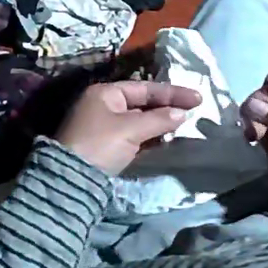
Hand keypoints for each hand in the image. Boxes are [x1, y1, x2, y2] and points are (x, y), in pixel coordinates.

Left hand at [55, 81, 203, 174]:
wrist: (71, 179)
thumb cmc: (101, 144)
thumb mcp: (131, 129)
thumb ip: (159, 119)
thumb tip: (182, 114)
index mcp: (105, 93)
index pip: (144, 88)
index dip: (171, 93)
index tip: (196, 98)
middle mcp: (103, 106)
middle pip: (142, 103)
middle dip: (167, 108)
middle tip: (192, 111)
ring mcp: (104, 127)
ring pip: (139, 120)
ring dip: (160, 123)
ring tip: (183, 125)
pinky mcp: (106, 146)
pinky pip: (134, 136)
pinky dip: (150, 136)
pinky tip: (166, 139)